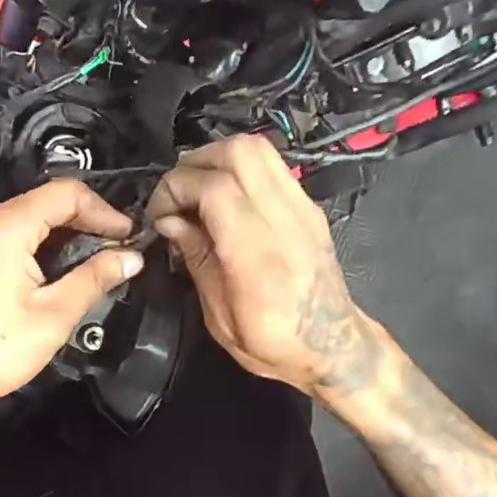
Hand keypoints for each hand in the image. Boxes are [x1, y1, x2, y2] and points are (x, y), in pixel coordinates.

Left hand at [0, 179, 143, 430]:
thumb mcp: (53, 316)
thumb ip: (94, 279)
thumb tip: (129, 258)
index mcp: (5, 228)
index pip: (67, 193)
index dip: (105, 210)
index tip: (128, 234)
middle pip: (48, 201)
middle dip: (89, 220)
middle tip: (118, 248)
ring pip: (30, 218)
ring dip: (66, 234)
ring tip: (95, 261)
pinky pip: (11, 235)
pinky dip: (42, 245)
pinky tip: (58, 271)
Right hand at [149, 136, 384, 398]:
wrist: (336, 348)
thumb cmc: (275, 344)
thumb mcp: (221, 318)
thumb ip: (197, 259)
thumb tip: (170, 219)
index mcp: (260, 257)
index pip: (216, 187)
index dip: (176, 187)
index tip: (160, 212)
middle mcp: (287, 221)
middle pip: (238, 153)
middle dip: (195, 164)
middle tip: (176, 194)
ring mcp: (304, 208)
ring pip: (257, 148)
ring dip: (217, 159)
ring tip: (197, 190)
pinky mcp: (310, 206)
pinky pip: (271, 165)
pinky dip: (239, 169)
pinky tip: (225, 197)